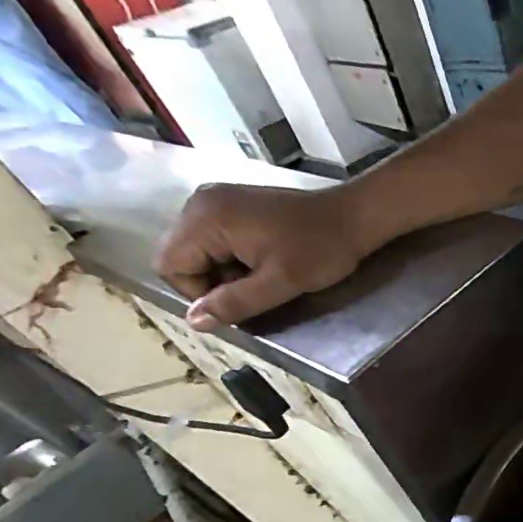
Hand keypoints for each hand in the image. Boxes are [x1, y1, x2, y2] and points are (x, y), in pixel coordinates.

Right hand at [157, 183, 375, 330]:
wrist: (352, 217)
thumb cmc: (320, 249)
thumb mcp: (280, 283)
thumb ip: (235, 303)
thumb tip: (194, 321)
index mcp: (206, 218)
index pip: (170, 266)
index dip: (198, 293)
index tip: (239, 298)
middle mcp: (200, 203)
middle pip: (180, 257)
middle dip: (211, 282)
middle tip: (255, 286)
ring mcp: (216, 200)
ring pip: (197, 251)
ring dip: (224, 272)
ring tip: (263, 274)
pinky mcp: (232, 204)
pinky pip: (214, 240)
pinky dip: (232, 258)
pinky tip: (263, 261)